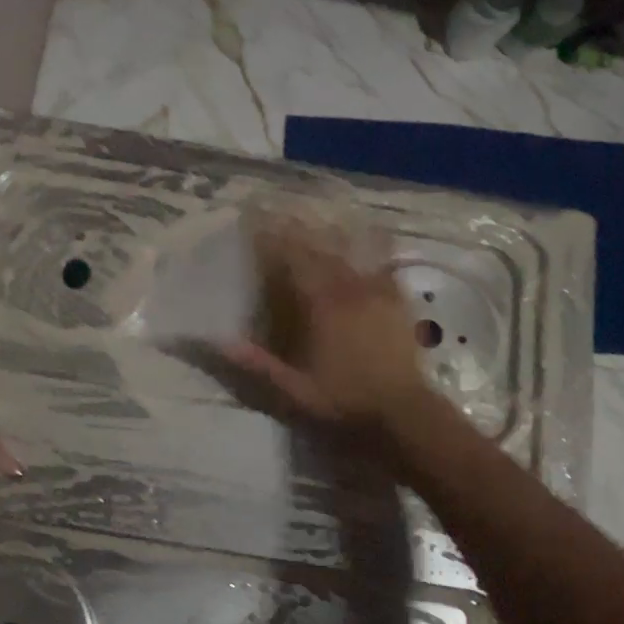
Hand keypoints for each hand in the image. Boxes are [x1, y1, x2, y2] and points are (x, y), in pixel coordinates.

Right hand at [219, 216, 430, 427]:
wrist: (404, 415)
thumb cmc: (344, 402)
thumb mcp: (294, 390)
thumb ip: (258, 364)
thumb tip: (219, 343)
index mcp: (321, 306)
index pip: (293, 259)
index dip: (273, 236)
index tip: (255, 217)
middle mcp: (349, 289)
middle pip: (321, 247)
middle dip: (298, 226)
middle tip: (280, 208)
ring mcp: (378, 292)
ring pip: (352, 250)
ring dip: (332, 229)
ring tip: (318, 211)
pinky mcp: (398, 302)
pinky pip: (385, 264)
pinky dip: (375, 245)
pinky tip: (372, 231)